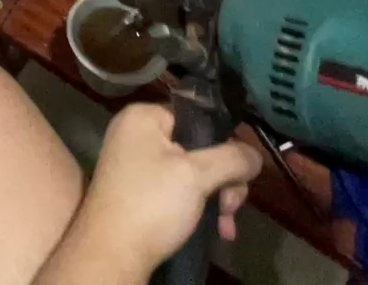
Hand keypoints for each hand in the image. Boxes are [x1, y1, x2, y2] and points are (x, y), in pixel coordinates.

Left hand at [35, 104, 262, 283]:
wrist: (112, 249)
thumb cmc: (152, 202)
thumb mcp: (196, 175)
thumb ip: (230, 159)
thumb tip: (254, 154)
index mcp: (143, 116)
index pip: (196, 117)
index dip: (223, 144)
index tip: (240, 175)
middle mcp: (137, 133)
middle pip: (198, 147)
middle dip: (222, 180)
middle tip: (230, 207)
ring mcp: (136, 161)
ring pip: (192, 172)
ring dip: (215, 198)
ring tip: (225, 226)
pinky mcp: (139, 188)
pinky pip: (178, 188)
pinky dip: (198, 206)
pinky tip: (217, 230)